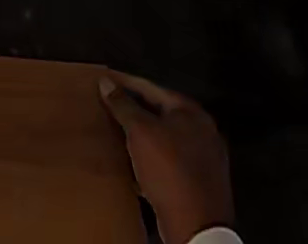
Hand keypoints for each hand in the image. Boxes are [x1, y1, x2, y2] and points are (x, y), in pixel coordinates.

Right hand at [98, 70, 233, 242]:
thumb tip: (106, 82)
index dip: (125, 82)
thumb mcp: (139, 131)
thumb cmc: (168, 169)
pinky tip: (132, 160)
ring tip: (115, 130)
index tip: (104, 79)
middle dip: (133, 109)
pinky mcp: (199, 182)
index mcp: (191, 112)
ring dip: (140, 134)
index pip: (151, 88)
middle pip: (159, 112)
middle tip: (108, 103)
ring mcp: (204, 158)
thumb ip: (122, 105)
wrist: (197, 228)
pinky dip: (150, 155)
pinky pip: (168, 159)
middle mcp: (202, 130)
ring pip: (164, 137)